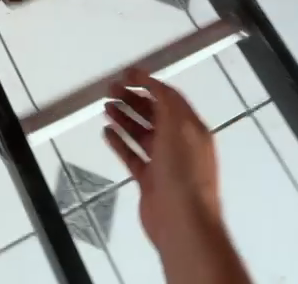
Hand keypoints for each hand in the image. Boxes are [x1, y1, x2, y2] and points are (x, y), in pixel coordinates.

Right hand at [105, 69, 245, 282]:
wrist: (182, 223)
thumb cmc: (185, 175)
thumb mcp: (178, 126)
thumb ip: (165, 100)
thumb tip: (153, 81)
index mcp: (191, 130)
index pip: (169, 98)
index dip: (148, 83)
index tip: (128, 73)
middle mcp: (179, 144)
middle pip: (153, 114)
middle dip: (132, 99)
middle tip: (111, 88)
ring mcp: (164, 163)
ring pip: (141, 133)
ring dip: (123, 118)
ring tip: (106, 106)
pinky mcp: (149, 180)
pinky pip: (131, 154)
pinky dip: (119, 141)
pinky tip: (107, 131)